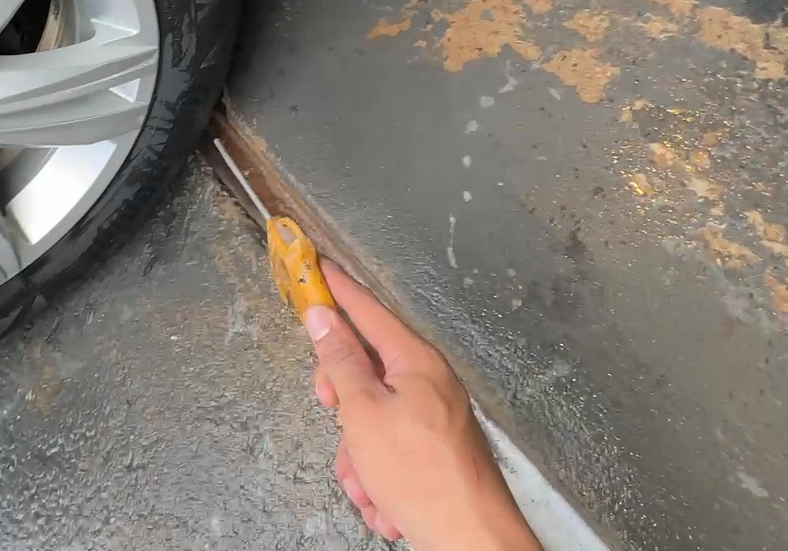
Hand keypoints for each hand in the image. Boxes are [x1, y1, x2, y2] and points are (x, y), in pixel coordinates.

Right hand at [307, 261, 540, 550]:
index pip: (366, 308)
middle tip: (333, 415)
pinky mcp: (435, 453)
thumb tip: (321, 315)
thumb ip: (339, 360)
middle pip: (364, 369)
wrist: (473, 546)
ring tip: (369, 487)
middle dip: (342, 402)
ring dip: (358, 455)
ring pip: (371, 418)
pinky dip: (379, 476)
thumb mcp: (364, 411)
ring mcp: (433, 419)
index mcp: (414, 360)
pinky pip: (389, 449)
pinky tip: (385, 504)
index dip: (336, 287)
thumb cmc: (419, 473)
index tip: (315, 264)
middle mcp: (427, 382)